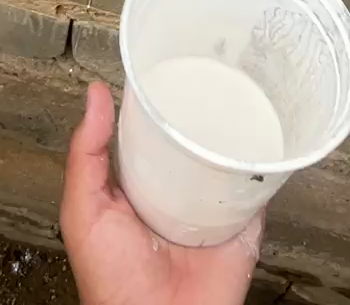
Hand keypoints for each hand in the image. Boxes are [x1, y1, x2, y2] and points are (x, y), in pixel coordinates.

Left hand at [60, 82, 262, 304]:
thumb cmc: (114, 282)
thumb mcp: (84, 211)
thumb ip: (86, 154)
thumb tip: (95, 94)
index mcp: (140, 183)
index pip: (151, 132)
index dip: (156, 103)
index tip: (164, 68)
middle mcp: (177, 190)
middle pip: (192, 138)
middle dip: (200, 110)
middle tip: (208, 74)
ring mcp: (212, 204)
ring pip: (226, 155)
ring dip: (235, 131)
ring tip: (241, 92)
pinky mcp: (243, 221)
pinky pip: (257, 185)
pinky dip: (262, 163)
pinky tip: (265, 134)